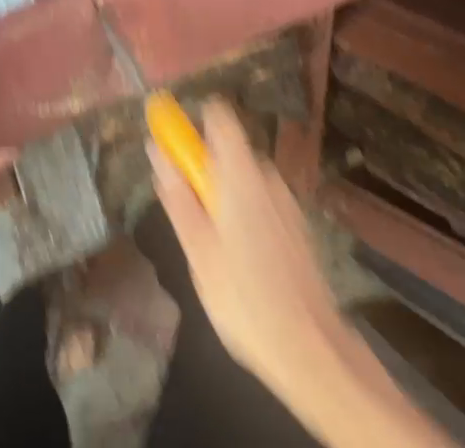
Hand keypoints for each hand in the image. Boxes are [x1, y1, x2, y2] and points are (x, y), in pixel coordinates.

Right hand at [150, 99, 345, 390]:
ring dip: (224, 195)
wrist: (307, 345)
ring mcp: (287, 202)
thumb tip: (157, 150)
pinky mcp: (297, 226)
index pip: (220, 119)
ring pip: (246, 180)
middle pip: (230, 151)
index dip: (194, 121)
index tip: (171, 141)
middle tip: (186, 212)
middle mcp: (269, 179)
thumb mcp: (197, 250)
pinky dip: (244, 213)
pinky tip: (239, 257)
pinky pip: (262, 202)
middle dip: (205, 170)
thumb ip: (178, 196)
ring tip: (210, 244)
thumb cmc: (242, 297)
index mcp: (242, 176)